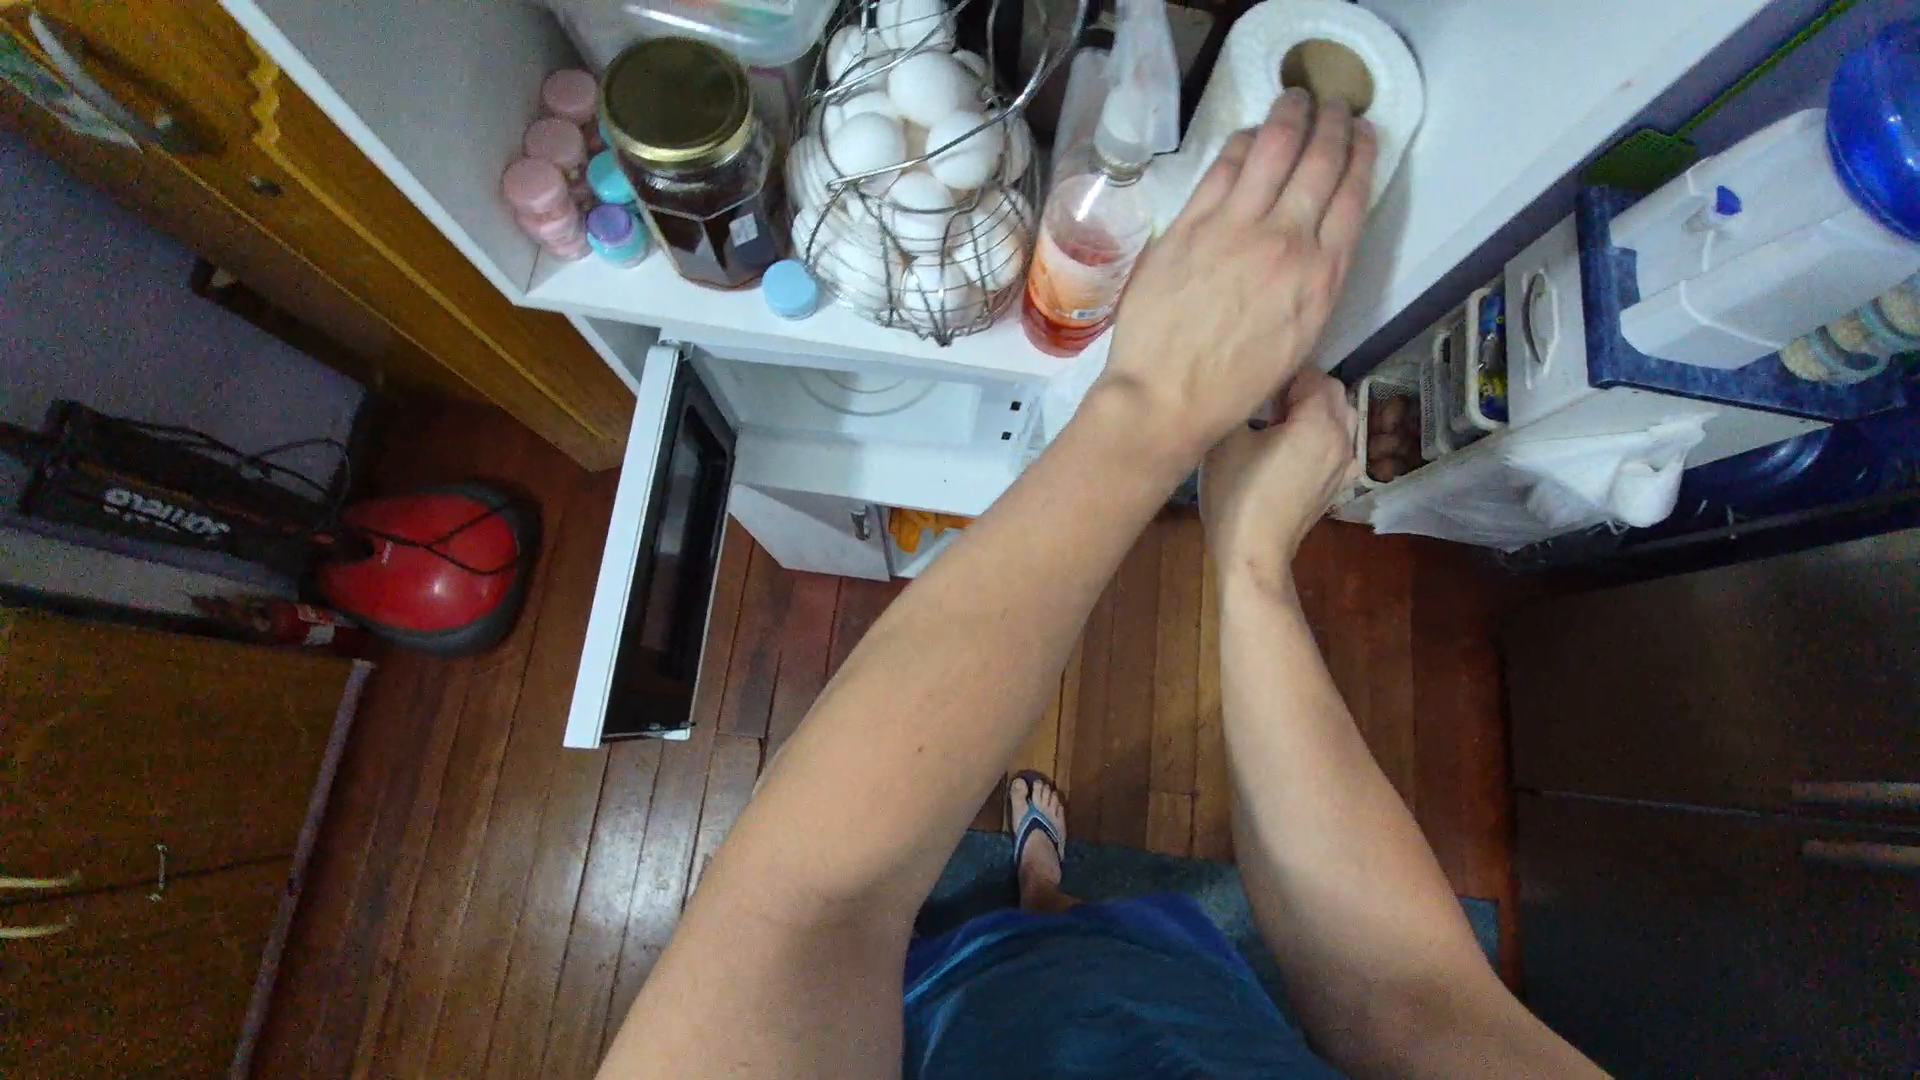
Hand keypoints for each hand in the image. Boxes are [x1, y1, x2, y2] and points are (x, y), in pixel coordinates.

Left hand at [1098, 88, 1376, 458]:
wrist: (1165, 399)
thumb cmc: (1229, 387)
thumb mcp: (1296, 342)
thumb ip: (1312, 285)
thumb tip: (1312, 246)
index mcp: (1321, 276)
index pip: (1353, 193)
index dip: (1360, 153)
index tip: (1361, 132)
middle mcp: (1286, 242)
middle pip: (1319, 160)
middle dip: (1332, 122)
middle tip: (1331, 104)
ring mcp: (1234, 230)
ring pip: (1274, 149)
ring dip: (1290, 115)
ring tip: (1294, 100)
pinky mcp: (1189, 228)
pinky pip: (1223, 167)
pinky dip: (1242, 143)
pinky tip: (1247, 136)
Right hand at [1201, 371, 1359, 590]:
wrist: (1254, 551)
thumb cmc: (1236, 495)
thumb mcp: (1226, 441)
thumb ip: (1242, 404)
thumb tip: (1247, 388)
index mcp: (1318, 422)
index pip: (1310, 375)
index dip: (1282, 375)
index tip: (1257, 388)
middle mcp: (1342, 438)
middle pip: (1333, 393)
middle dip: (1302, 390)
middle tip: (1266, 404)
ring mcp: (1346, 464)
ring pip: (1341, 418)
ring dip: (1315, 412)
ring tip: (1279, 426)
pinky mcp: (1338, 485)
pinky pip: (1340, 446)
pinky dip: (1323, 438)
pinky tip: (1296, 451)